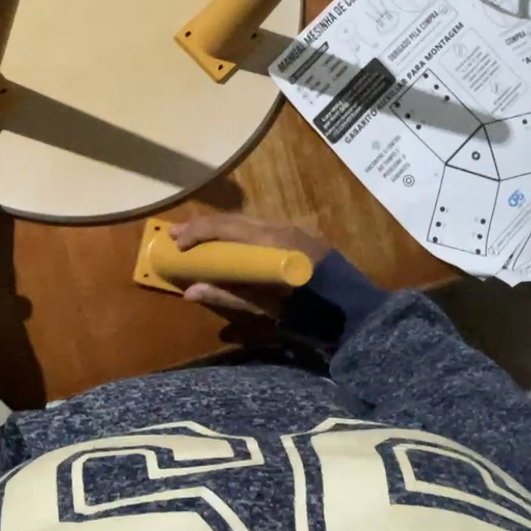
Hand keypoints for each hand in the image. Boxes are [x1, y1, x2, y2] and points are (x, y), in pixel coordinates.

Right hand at [167, 212, 332, 315]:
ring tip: (195, 238)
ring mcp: (290, 230)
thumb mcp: (266, 307)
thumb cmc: (310, 311)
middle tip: (175, 235)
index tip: (176, 243)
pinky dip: (236, 233)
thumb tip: (190, 292)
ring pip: (245, 221)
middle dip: (202, 226)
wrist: (354, 309)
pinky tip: (226, 243)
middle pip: (232, 219)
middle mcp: (279, 228)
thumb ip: (228, 296)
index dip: (197, 232)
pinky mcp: (297, 237)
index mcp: (271, 242)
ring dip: (218, 228)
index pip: (225, 227)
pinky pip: (258, 228)